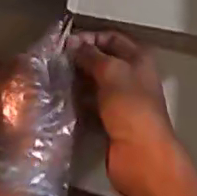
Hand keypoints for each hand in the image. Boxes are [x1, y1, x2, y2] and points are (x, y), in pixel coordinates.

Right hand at [68, 30, 180, 195]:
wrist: (142, 158)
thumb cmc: (131, 107)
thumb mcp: (111, 72)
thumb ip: (90, 55)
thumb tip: (73, 43)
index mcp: (138, 59)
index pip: (111, 37)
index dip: (90, 37)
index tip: (67, 43)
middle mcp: (131, 77)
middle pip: (102, 61)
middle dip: (81, 60)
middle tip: (56, 61)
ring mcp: (121, 102)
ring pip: (95, 84)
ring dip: (77, 81)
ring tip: (54, 79)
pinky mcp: (111, 123)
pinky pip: (91, 106)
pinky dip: (78, 102)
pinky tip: (61, 100)